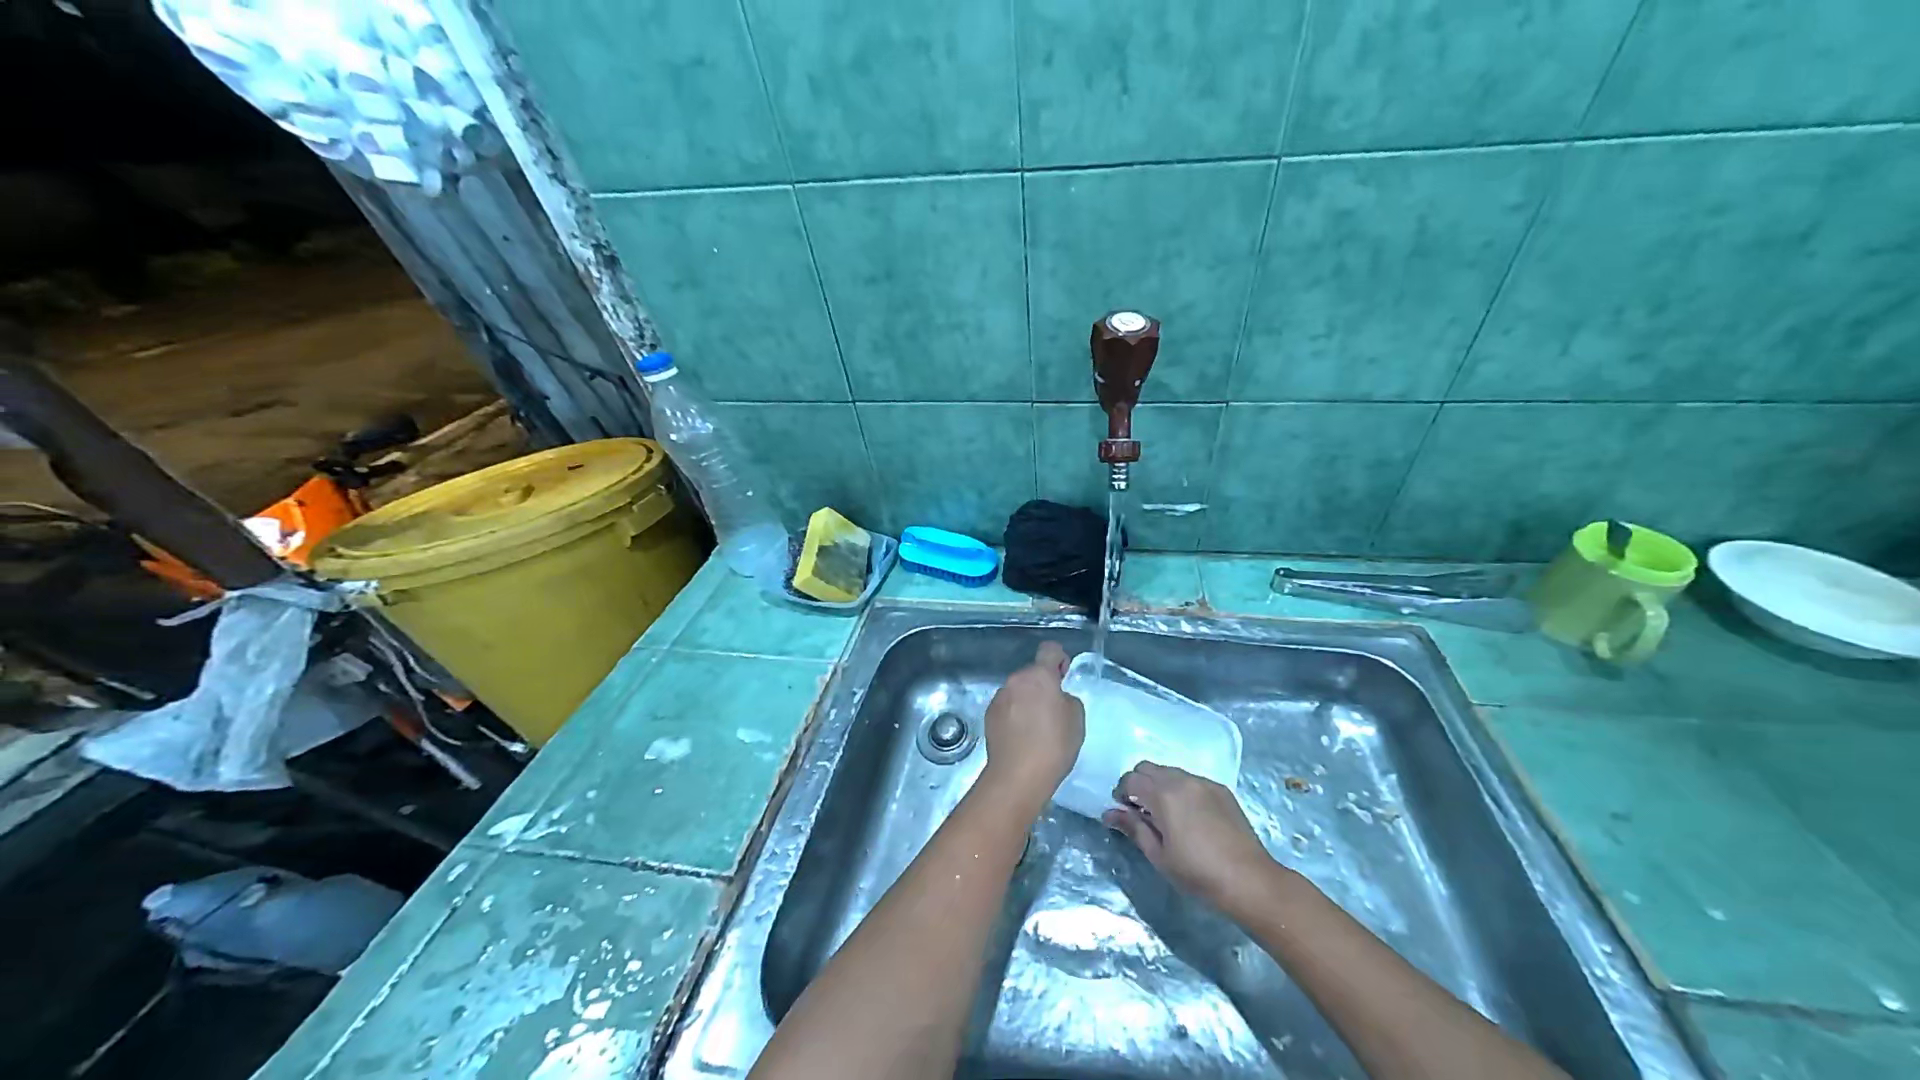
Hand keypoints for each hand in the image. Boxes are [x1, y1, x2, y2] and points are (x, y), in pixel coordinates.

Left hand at [981, 642, 1085, 802]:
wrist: (1018, 775)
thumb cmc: (1054, 744)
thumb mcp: (1076, 719)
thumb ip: (1067, 699)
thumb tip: (1057, 699)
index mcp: (1038, 676)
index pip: (1049, 649)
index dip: (1059, 658)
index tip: (1063, 676)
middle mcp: (1015, 681)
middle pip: (1032, 674)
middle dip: (1042, 686)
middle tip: (1053, 711)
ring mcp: (998, 698)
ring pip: (1018, 691)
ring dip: (1027, 700)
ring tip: (1036, 728)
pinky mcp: (989, 716)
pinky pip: (1006, 707)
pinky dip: (1014, 714)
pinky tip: (1021, 736)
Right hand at [1104, 762, 1285, 916]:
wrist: (1250, 881)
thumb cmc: (1198, 873)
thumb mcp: (1159, 855)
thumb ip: (1133, 828)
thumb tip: (1109, 814)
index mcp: (1164, 795)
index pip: (1131, 778)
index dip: (1121, 792)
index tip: (1123, 812)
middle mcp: (1183, 780)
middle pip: (1148, 768)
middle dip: (1138, 784)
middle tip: (1141, 811)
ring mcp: (1204, 783)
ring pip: (1170, 772)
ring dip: (1160, 786)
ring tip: (1165, 815)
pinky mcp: (1221, 790)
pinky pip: (1191, 780)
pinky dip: (1181, 790)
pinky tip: (1189, 816)